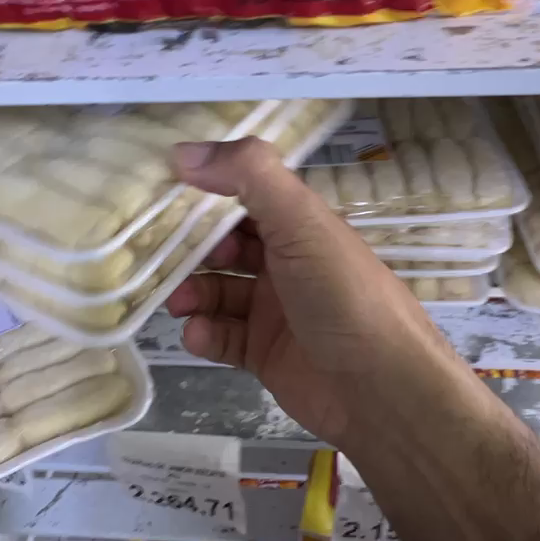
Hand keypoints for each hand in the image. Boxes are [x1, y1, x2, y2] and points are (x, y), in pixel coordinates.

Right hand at [165, 138, 466, 447]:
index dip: (207, 192)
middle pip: (224, 248)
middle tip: (157, 254)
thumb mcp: (301, 221)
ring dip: (192, 293)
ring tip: (177, 303)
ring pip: (218, 293)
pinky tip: (197, 334)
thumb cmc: (343, 294)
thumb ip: (249, 175)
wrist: (382, 390)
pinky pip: (222, 337)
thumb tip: (183, 150)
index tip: (162, 190)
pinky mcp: (264, 354)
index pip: (245, 197)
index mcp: (300, 226)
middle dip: (190, 250)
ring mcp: (274, 311)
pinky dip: (204, 334)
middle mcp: (286, 264)